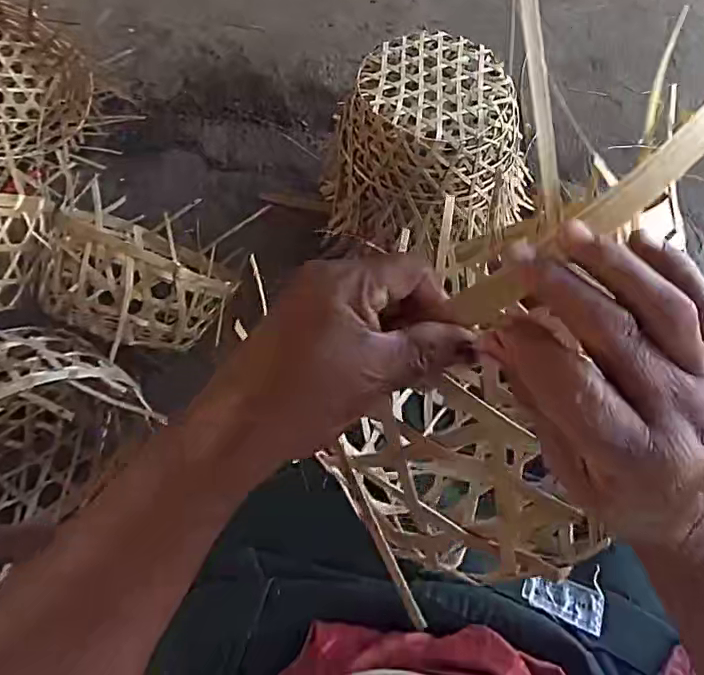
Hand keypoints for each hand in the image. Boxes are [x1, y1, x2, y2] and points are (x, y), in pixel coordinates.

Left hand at [179, 254, 476, 479]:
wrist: (230, 432)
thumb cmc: (306, 395)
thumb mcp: (377, 371)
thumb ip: (427, 349)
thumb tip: (473, 340)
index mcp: (347, 277)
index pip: (414, 270)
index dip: (442, 303)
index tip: (455, 345)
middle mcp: (329, 276)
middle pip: (395, 286)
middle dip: (421, 323)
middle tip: (436, 368)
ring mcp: (311, 300)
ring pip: (375, 308)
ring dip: (398, 338)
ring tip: (407, 379)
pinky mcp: (300, 326)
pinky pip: (352, 323)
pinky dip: (373, 345)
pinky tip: (376, 380)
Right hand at [483, 220, 703, 560]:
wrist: (690, 502)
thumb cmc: (618, 492)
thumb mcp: (567, 468)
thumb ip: (535, 398)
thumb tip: (496, 337)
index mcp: (635, 457)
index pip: (578, 387)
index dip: (533, 345)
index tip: (500, 312)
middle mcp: (677, 412)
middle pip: (618, 335)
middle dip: (561, 289)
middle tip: (519, 257)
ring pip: (663, 307)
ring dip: (613, 263)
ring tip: (569, 233)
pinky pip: (702, 300)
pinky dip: (672, 264)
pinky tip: (637, 237)